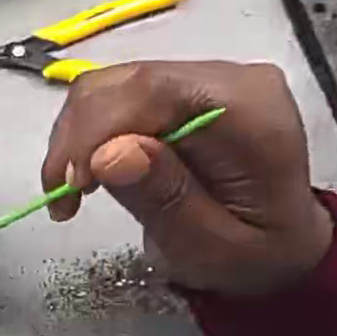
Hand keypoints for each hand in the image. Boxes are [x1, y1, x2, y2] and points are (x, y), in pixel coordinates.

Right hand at [39, 61, 333, 295]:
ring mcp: (195, 83)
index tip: (72, 185)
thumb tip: (109, 154)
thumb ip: (166, 199)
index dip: (95, 130)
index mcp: (246, 110)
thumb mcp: (210, 246)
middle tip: (63, 197)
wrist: (273, 246)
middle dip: (75, 139)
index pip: (151, 90)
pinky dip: (80, 141)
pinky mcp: (169, 97)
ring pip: (103, 90)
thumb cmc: (249, 254)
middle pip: (120, 83)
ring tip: (71, 193)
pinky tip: (84, 176)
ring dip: (72, 142)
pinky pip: (106, 103)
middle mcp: (223, 81)